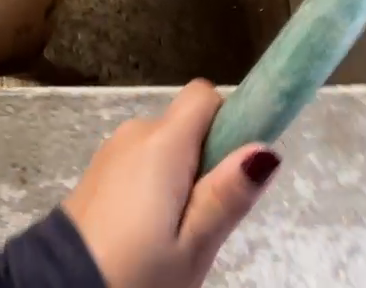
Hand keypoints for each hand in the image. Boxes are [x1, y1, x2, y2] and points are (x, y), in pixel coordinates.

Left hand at [62, 80, 279, 287]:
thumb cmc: (135, 272)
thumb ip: (226, 195)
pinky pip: (142, 162)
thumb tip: (265, 148)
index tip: (236, 171)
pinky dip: (156, 185)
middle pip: (187, 125)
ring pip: (165, 146)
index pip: (204, 96)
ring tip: (176, 236)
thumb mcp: (193, 246)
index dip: (229, 122)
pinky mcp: (100, 170)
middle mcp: (136, 131)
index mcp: (161, 142)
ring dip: (182, 178)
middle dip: (207, 162)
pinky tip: (150, 232)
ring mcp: (113, 149)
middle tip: (206, 222)